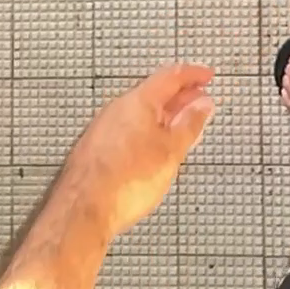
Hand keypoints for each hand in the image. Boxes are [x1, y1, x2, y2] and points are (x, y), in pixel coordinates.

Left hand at [57, 64, 215, 237]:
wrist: (82, 214)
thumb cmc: (125, 182)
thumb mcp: (171, 151)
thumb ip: (190, 124)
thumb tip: (203, 104)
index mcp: (139, 101)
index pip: (171, 75)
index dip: (193, 74)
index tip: (207, 76)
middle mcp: (118, 108)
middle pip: (154, 92)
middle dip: (180, 96)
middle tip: (198, 101)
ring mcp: (103, 128)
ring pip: (139, 112)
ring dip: (163, 115)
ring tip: (180, 128)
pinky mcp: (94, 149)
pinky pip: (127, 128)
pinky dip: (146, 131)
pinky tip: (152, 149)